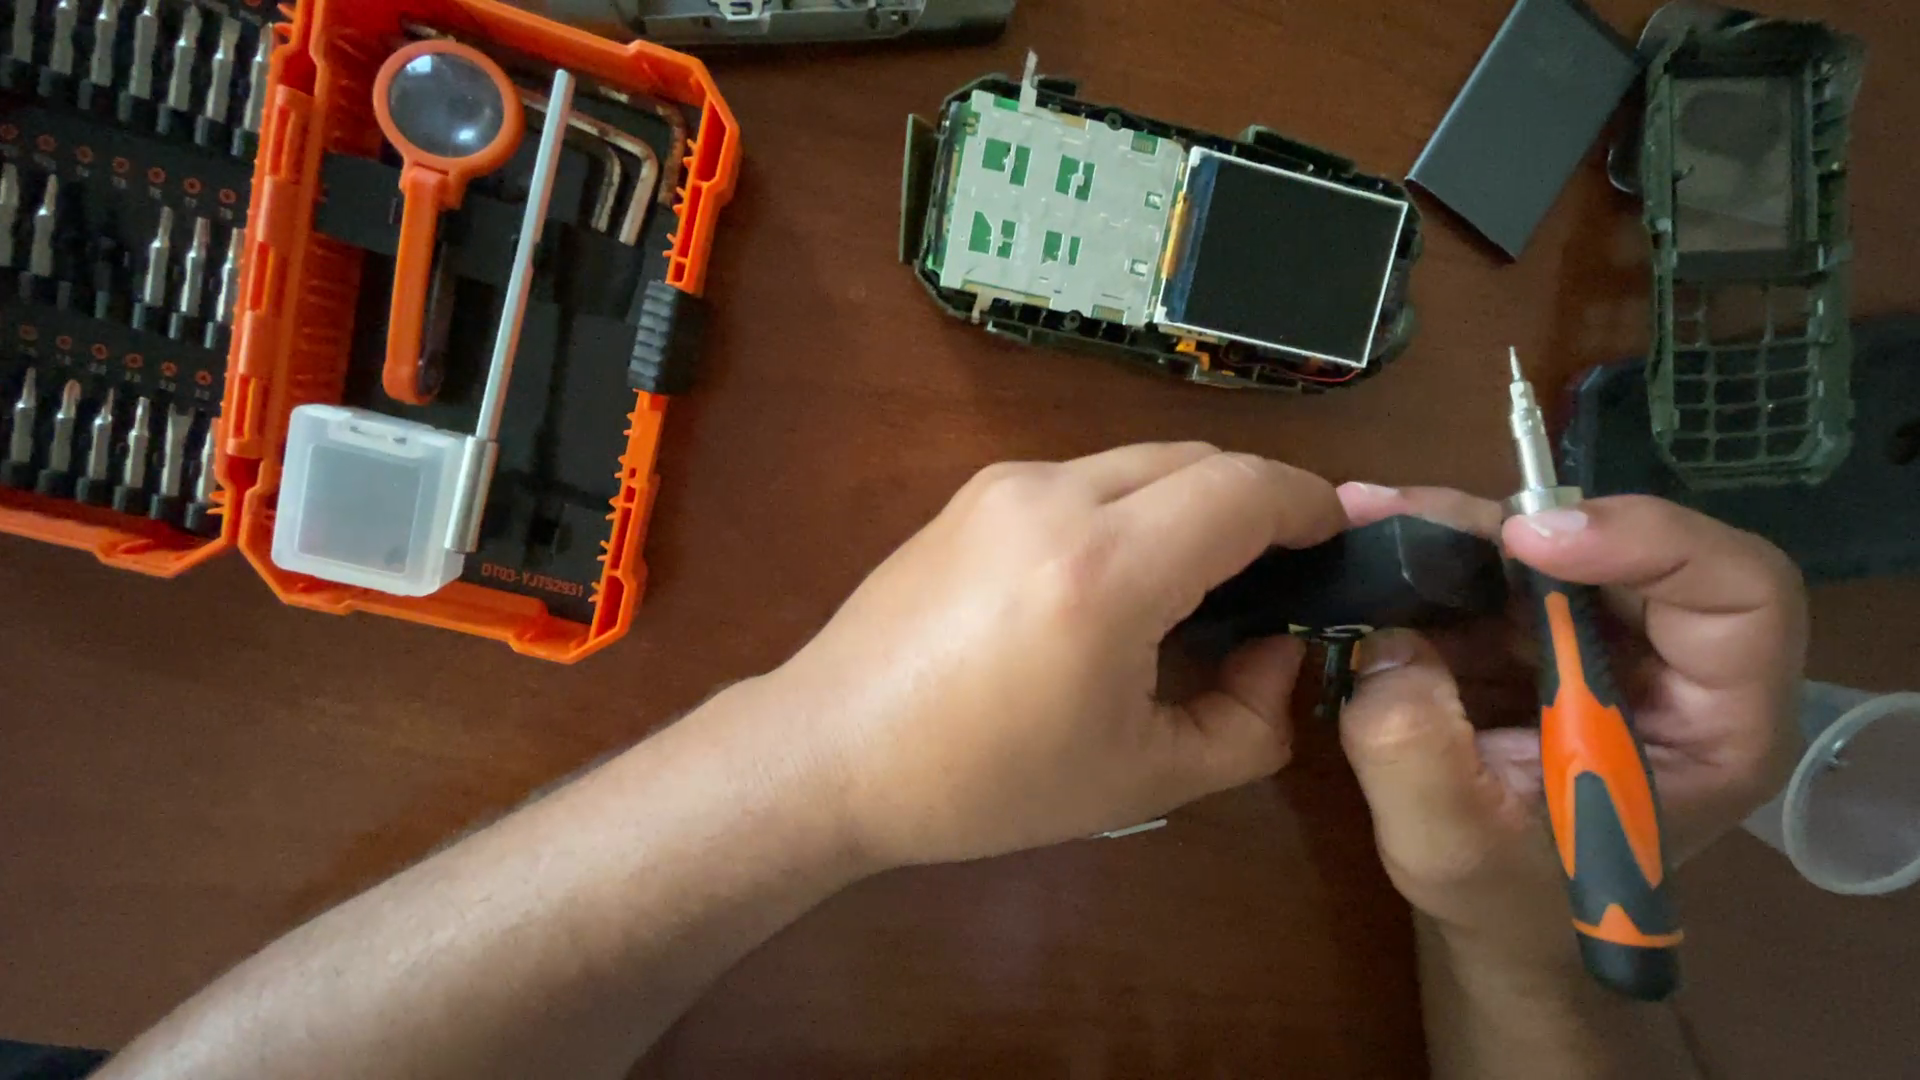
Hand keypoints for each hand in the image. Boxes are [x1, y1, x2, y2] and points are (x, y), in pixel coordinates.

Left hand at [758, 444, 1347, 870]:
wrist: (835, 746)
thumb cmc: (986, 782)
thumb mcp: (1142, 777)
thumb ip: (1249, 718)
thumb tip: (1278, 648)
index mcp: (1104, 569)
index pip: (1246, 489)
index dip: (1310, 505)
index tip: (1337, 541)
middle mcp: (1055, 497)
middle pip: (1198, 458)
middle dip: (1255, 501)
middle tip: (1274, 572)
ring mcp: (1005, 483)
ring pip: (1139, 461)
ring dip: (1189, 501)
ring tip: (1196, 577)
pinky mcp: (973, 491)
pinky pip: (1083, 477)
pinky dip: (1129, 506)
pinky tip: (1114, 573)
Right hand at [1331, 485, 1806, 963]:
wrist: (1485, 904)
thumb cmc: (1497, 894)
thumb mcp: (1445, 842)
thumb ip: (1413, 750)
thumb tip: (1383, 642)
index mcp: (1705, 725)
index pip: (1733, 596)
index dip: (1647, 543)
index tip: (1525, 540)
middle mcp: (1659, 664)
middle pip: (1615, 549)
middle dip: (1503, 525)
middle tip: (1397, 512)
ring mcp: (1586, 644)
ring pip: (1536, 549)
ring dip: (1447, 528)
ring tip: (1362, 517)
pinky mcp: (1521, 637)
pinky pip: (1480, 571)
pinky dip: (1418, 552)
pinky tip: (1362, 544)